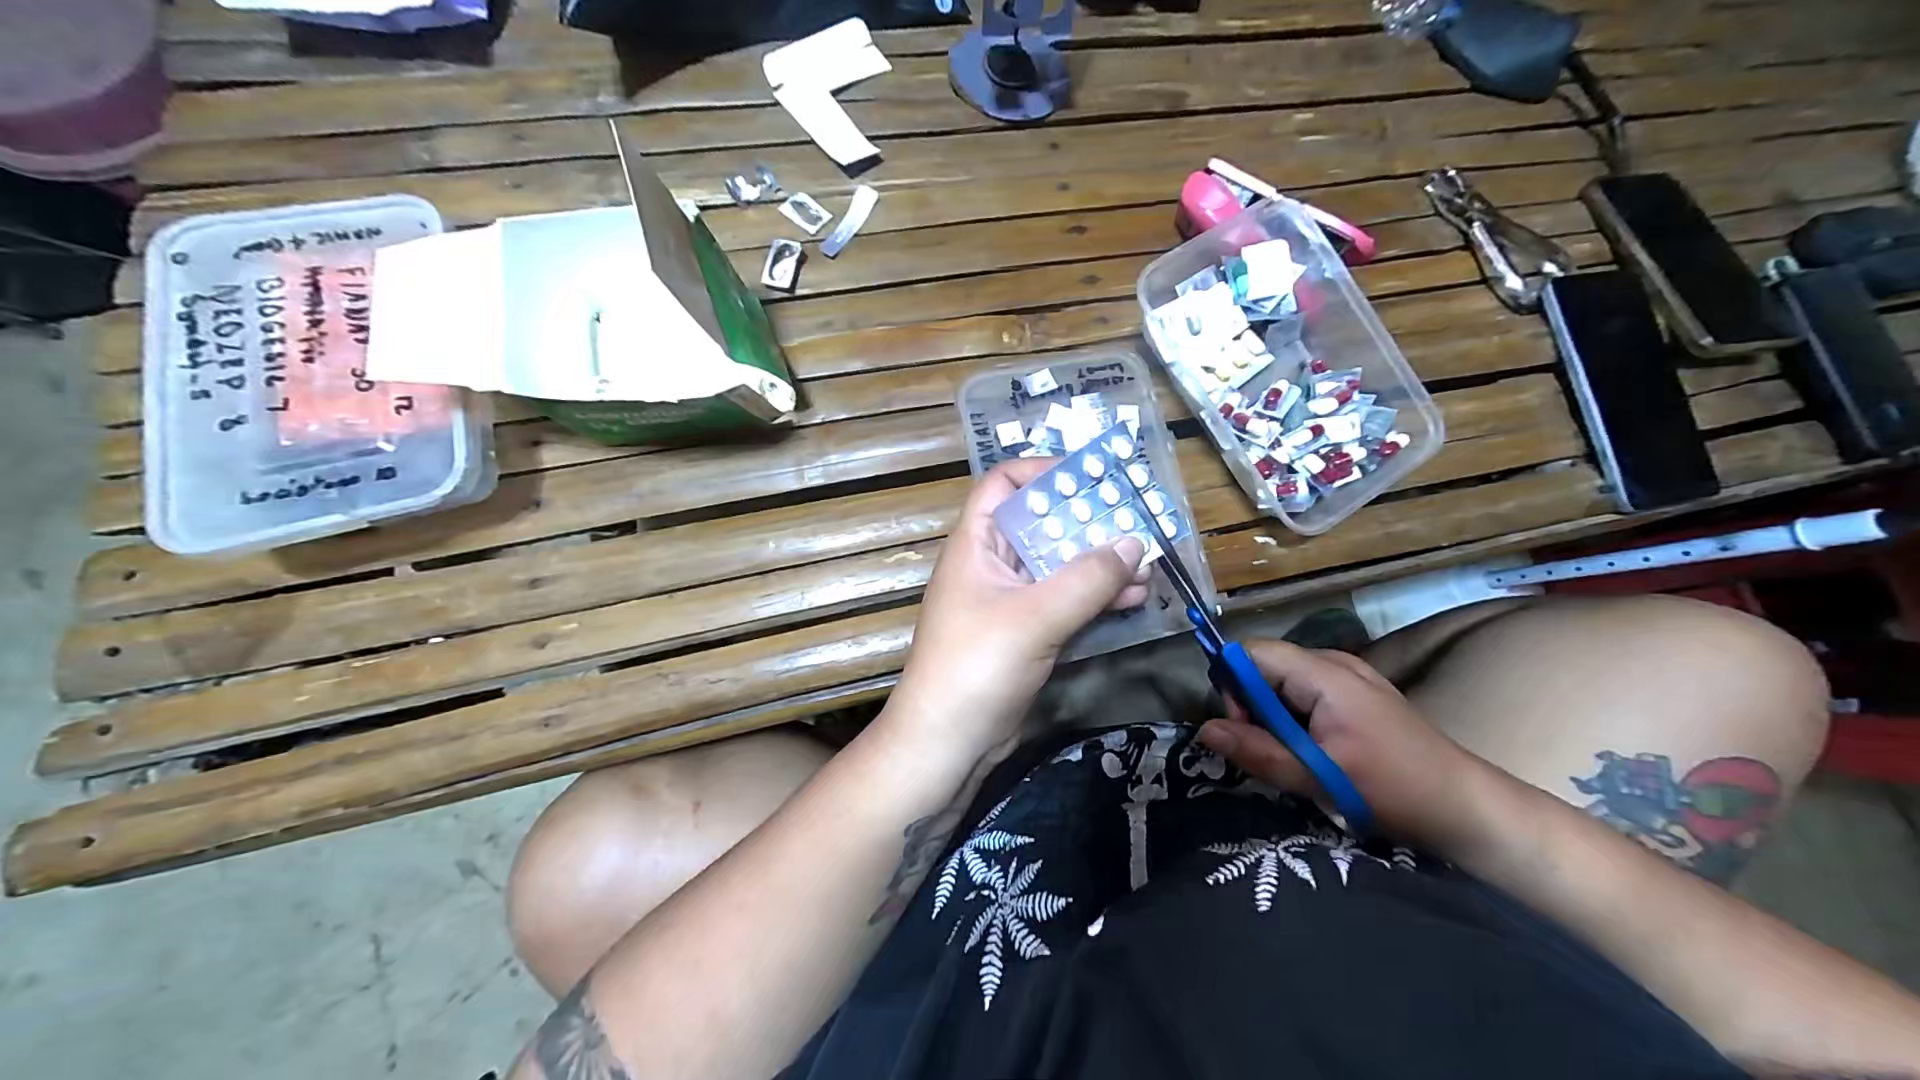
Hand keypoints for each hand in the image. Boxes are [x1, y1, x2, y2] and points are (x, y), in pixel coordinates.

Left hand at [888, 460, 1150, 753]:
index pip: (1003, 486)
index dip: (1042, 472)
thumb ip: (1087, 579)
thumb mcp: (1034, 617)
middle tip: (1138, 516)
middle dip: (1088, 520)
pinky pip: (1065, 602)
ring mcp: (1010, 601)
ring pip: (1059, 566)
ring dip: (1100, 562)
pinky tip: (1135, 597)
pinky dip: (1097, 597)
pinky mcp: (1026, 633)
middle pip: (1042, 525)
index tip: (1091, 475)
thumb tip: (1134, 542)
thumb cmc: (978, 666)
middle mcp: (992, 565)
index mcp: (977, 545)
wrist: (947, 743)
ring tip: (1148, 560)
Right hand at [1196, 640, 1501, 852]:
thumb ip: (1258, 752)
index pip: (1251, 653)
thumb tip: (1204, 730)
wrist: (1469, 809)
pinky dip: (1295, 718)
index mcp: (1325, 675)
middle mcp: (1334, 663)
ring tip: (1296, 757)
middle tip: (1271, 752)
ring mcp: (1349, 675)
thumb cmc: (1396, 791)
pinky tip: (1315, 751)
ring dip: (1274, 717)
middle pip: (1264, 666)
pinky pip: (1304, 691)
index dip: (1233, 686)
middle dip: (1252, 707)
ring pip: (1282, 681)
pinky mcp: (1357, 693)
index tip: (1244, 730)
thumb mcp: (1318, 779)